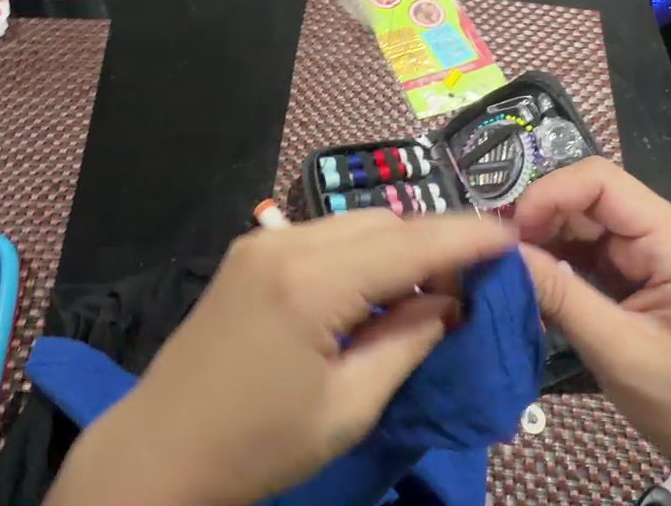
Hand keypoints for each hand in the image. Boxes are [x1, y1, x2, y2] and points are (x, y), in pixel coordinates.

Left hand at [45, 210, 515, 505]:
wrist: (159, 449)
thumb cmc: (257, 445)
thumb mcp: (346, 409)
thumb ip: (405, 344)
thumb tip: (448, 303)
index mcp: (311, 282)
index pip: (407, 245)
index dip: (464, 238)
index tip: (511, 238)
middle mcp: (285, 241)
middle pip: (382, 223)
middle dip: (432, 243)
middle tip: (471, 281)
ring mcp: (262, 239)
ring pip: (353, 223)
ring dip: (396, 245)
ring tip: (429, 286)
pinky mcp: (249, 250)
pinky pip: (323, 235)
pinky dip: (360, 251)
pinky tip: (375, 286)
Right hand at [516, 158, 670, 505]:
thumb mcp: (622, 353)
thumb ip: (562, 298)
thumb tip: (502, 253)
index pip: (601, 182)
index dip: (550, 194)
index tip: (511, 233)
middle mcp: (660, 232)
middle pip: (586, 197)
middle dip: (540, 219)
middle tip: (501, 257)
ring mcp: (645, 253)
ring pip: (579, 222)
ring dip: (542, 242)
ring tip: (511, 274)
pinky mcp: (631, 275)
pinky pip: (582, 251)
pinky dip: (553, 264)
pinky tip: (532, 286)